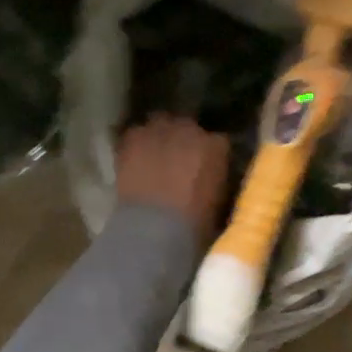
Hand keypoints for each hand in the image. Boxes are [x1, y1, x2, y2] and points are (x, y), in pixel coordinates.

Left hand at [116, 115, 230, 240]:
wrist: (157, 227)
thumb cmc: (196, 224)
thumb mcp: (220, 203)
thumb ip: (218, 182)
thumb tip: (213, 177)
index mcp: (217, 147)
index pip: (220, 142)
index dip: (213, 155)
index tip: (209, 167)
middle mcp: (189, 129)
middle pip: (188, 127)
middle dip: (185, 141)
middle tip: (181, 161)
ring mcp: (158, 130)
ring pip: (160, 124)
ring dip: (161, 138)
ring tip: (156, 157)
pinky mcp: (131, 137)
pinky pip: (136, 134)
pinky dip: (137, 144)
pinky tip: (136, 161)